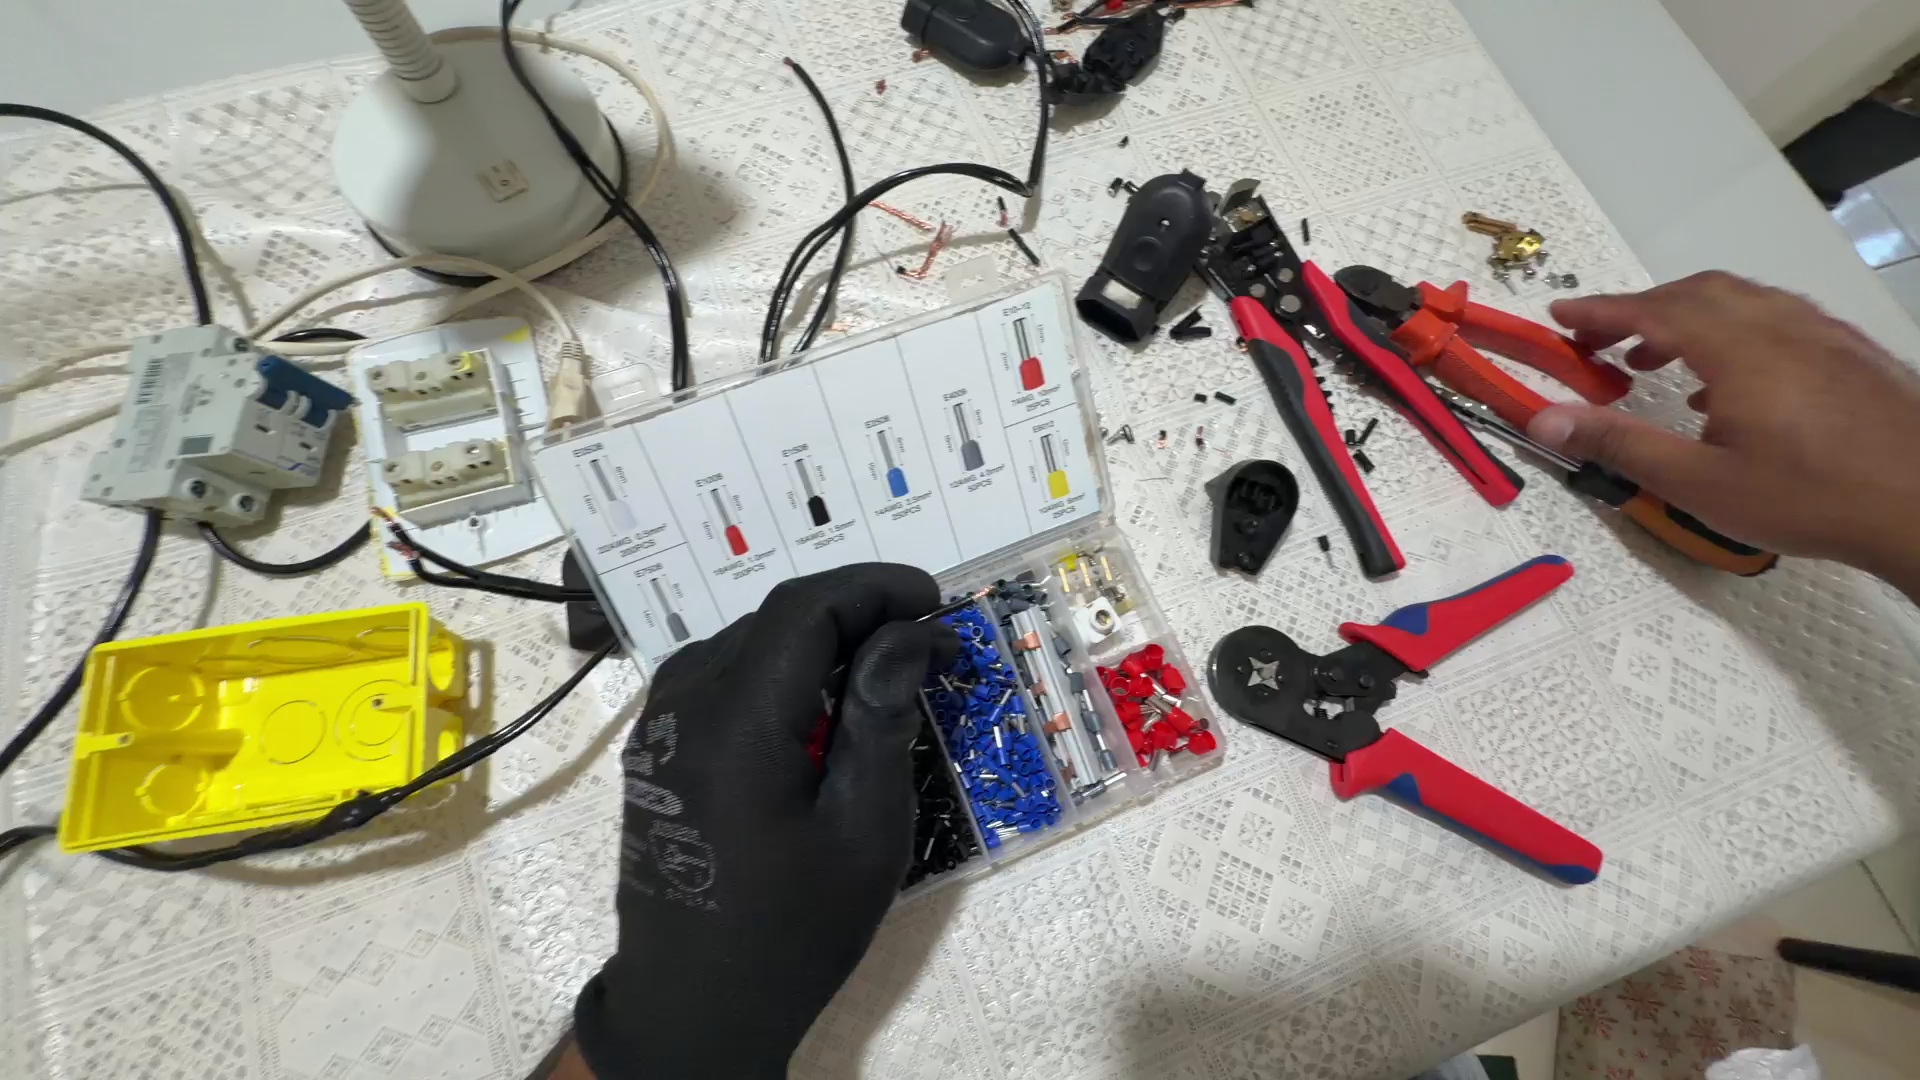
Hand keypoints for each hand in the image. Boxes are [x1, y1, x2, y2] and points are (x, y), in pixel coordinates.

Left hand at [571, 564, 956, 1079]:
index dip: (877, 587)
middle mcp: (687, 701)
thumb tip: (908, 633)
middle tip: (925, 637)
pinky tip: (826, 697)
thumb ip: (882, 716)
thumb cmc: (793, 928)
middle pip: (781, 616)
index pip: (807, 608)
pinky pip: (732, 670)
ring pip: (755, 636)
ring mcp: (664, 718)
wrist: (692, 1008)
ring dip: (826, 634)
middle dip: (861, 609)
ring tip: (885, 663)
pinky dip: (790, 664)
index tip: (935, 602)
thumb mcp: (864, 829)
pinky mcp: (662, 738)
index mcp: (737, 722)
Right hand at [1526, 272, 1919, 594]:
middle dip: (1638, 307)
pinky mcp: (1852, 357)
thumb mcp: (1694, 482)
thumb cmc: (1807, 498)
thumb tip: (1541, 419)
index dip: (1602, 310)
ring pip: (1745, 299)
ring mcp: (1828, 340)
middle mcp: (1788, 332)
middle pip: (1702, 292)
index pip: (1660, 311)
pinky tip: (1715, 380)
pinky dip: (1726, 329)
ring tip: (1645, 356)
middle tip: (1593, 338)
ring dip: (1682, 315)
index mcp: (1745, 355)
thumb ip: (1616, 443)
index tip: (1559, 314)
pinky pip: (1778, 319)